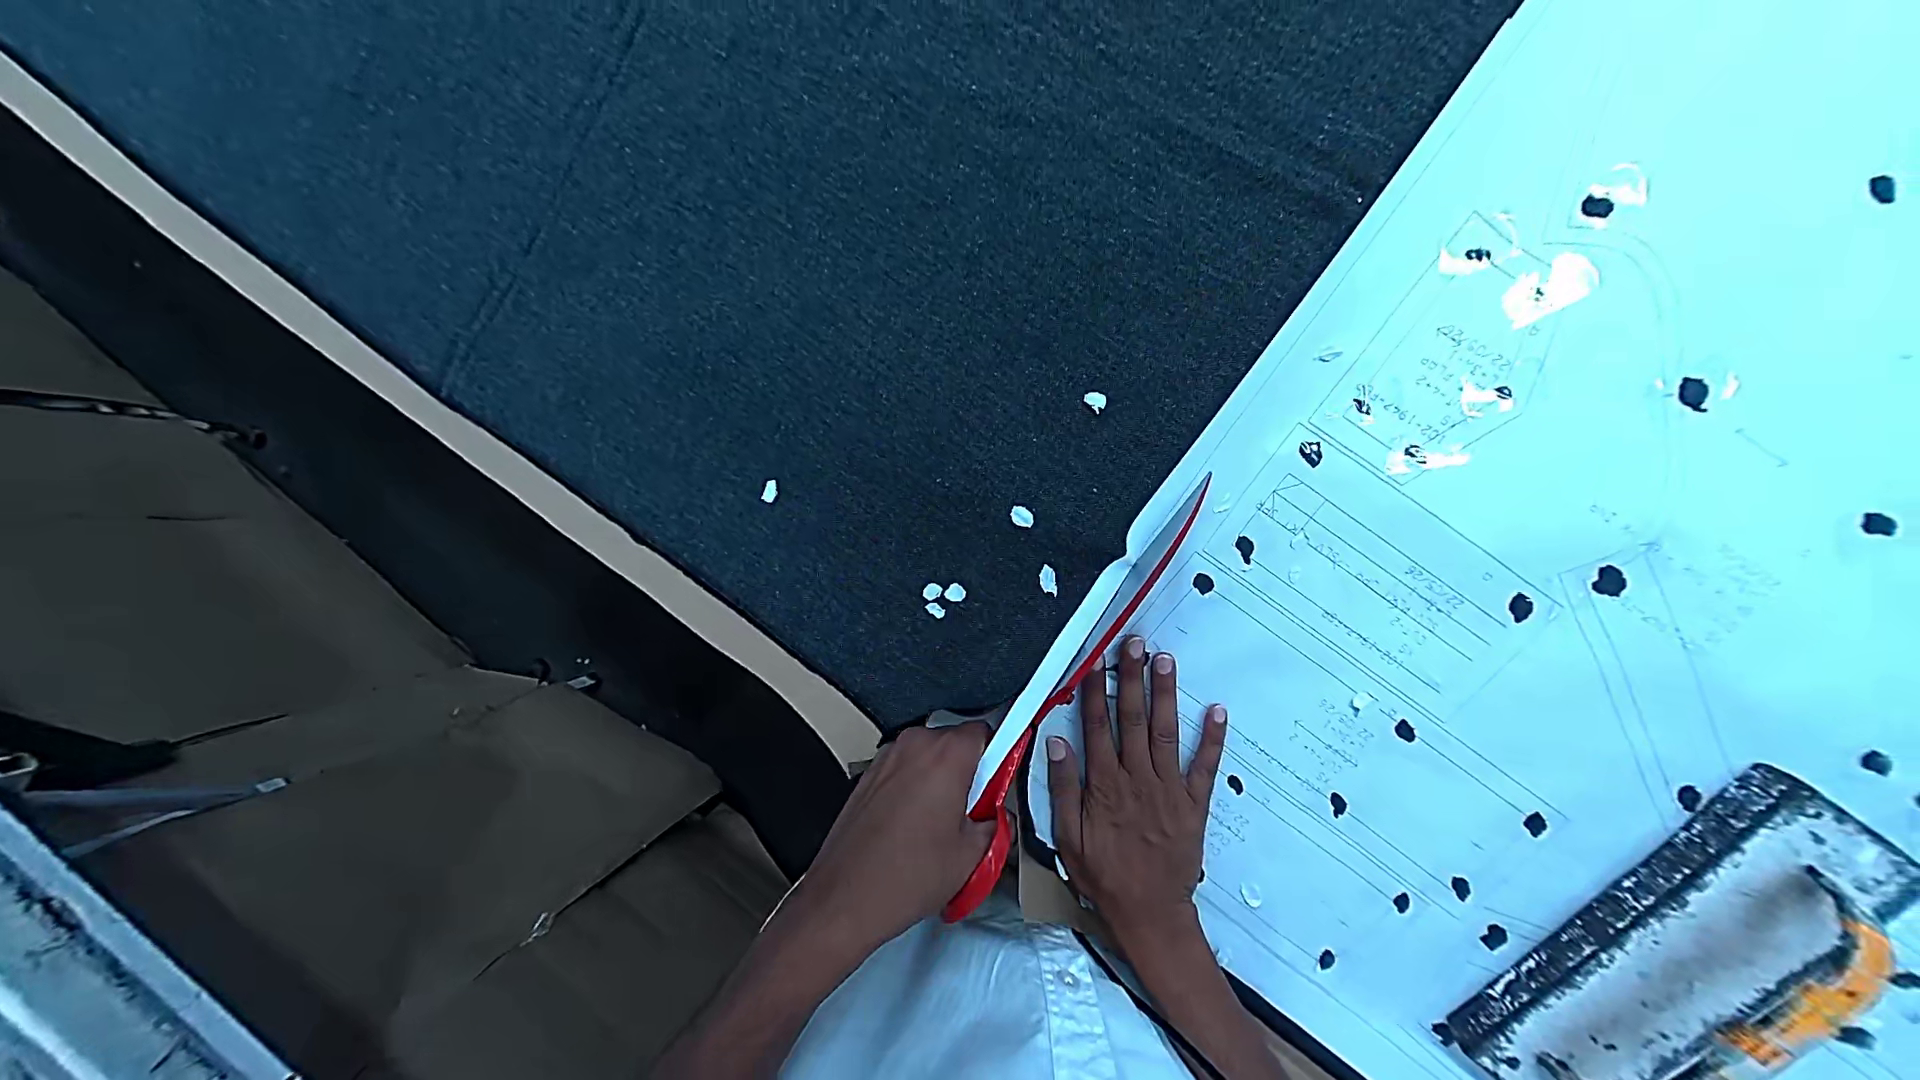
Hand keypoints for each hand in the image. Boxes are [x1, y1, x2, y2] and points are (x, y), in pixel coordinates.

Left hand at [790, 720, 996, 947]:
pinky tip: (916, 828)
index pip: (987, 730)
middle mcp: (915, 746)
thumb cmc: (902, 877)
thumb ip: (995, 821)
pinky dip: (917, 788)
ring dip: (942, 780)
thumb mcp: (972, 854)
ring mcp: (888, 758)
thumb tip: (997, 812)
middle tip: (976, 810)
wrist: (844, 899)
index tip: (1006, 770)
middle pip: (957, 743)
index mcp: (946, 755)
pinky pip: (906, 769)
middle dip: (971, 771)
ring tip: (942, 826)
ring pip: (930, 757)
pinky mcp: (870, 774)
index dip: (1001, 753)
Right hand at [1046, 636, 1226, 937]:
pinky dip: (1211, 738)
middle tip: (1135, 645)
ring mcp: (1169, 789)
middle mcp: (1137, 779)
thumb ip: (1061, 788)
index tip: (1094, 663)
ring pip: (1164, 732)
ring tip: (1165, 660)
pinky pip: (1204, 766)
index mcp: (1104, 785)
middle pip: (1131, 719)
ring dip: (1164, 694)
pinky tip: (1216, 710)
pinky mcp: (1194, 803)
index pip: (1097, 728)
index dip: (1094, 693)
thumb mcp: (1067, 837)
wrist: (1150, 912)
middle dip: (1132, 679)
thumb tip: (1055, 742)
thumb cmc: (1103, 874)